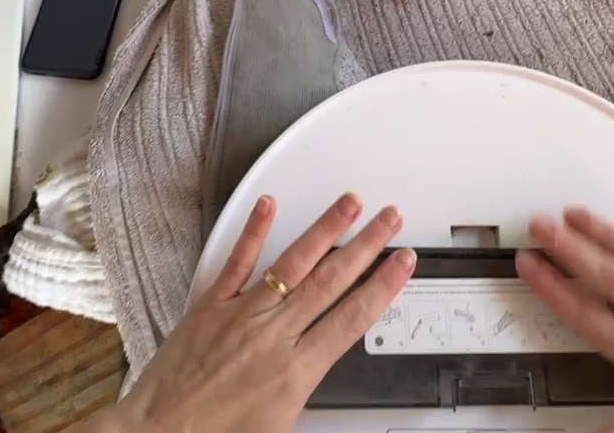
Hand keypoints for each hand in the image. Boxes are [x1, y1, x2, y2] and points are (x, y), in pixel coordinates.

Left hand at [83, 192, 414, 432]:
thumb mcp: (280, 430)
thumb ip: (307, 394)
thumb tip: (331, 378)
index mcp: (294, 373)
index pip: (352, 319)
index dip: (383, 287)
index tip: (402, 263)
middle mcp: (273, 336)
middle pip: (331, 281)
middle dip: (366, 245)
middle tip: (388, 218)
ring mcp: (243, 314)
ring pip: (293, 264)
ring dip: (325, 230)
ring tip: (348, 203)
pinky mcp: (212, 304)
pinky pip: (238, 262)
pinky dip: (254, 231)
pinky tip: (269, 205)